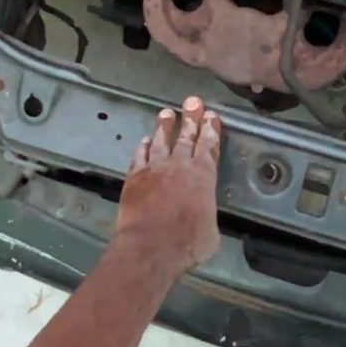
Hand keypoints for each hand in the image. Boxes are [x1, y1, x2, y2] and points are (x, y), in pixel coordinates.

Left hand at [114, 97, 222, 273]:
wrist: (150, 245)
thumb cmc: (188, 243)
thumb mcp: (210, 232)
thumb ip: (205, 215)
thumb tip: (201, 216)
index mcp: (204, 176)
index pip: (209, 146)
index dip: (210, 130)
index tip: (211, 115)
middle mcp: (180, 166)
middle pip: (186, 137)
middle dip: (191, 118)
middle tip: (193, 101)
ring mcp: (154, 169)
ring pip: (161, 141)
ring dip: (164, 127)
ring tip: (166, 113)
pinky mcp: (134, 178)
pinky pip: (140, 157)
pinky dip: (143, 148)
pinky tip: (144, 141)